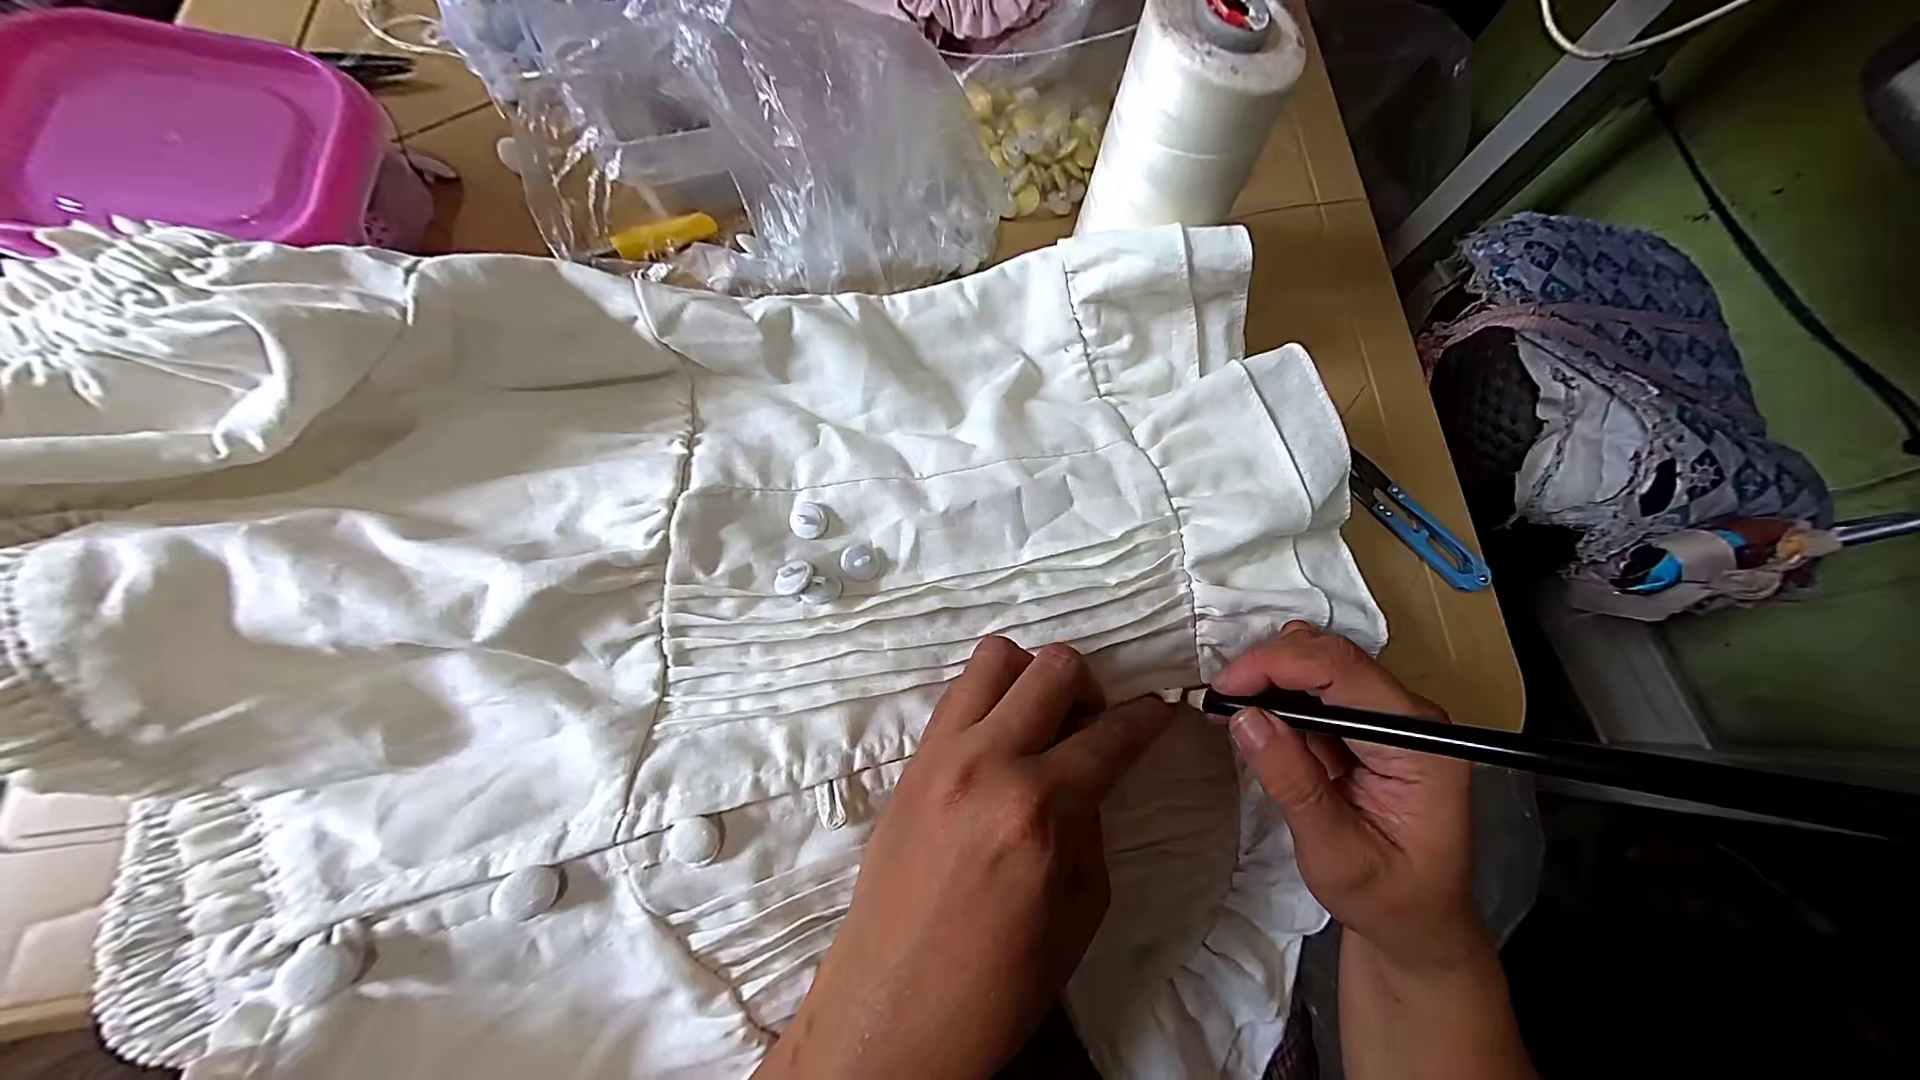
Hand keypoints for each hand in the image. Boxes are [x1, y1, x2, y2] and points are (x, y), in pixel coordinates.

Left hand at [756, 637, 1172, 1079]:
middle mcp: (986, 762)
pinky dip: (991, 697)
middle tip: (1094, 722)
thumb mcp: (1079, 912)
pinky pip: (957, 693)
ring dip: (1032, 677)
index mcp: (1037, 809)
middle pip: (1052, 667)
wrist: (890, 1012)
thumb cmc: (997, 985)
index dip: (1147, 716)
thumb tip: (1091, 773)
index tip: (1161, 708)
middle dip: (1090, 684)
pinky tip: (1000, 738)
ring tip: (1042, 721)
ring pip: (995, 657)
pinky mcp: (910, 761)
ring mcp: (940, 754)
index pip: (1109, 735)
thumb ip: (1091, 824)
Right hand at [1215, 621, 1482, 969]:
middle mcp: (1409, 715)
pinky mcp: (1363, 718)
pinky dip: (1274, 689)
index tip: (1225, 688)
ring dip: (1268, 674)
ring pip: (1317, 659)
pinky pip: (1312, 683)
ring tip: (1235, 710)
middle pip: (1329, 654)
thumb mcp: (1335, 853)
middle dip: (1267, 665)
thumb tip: (1247, 718)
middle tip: (1223, 701)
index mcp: (1419, 744)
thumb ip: (1294, 783)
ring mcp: (1387, 713)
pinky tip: (1255, 717)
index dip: (1277, 665)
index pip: (1344, 671)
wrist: (1414, 920)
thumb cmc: (1386, 897)